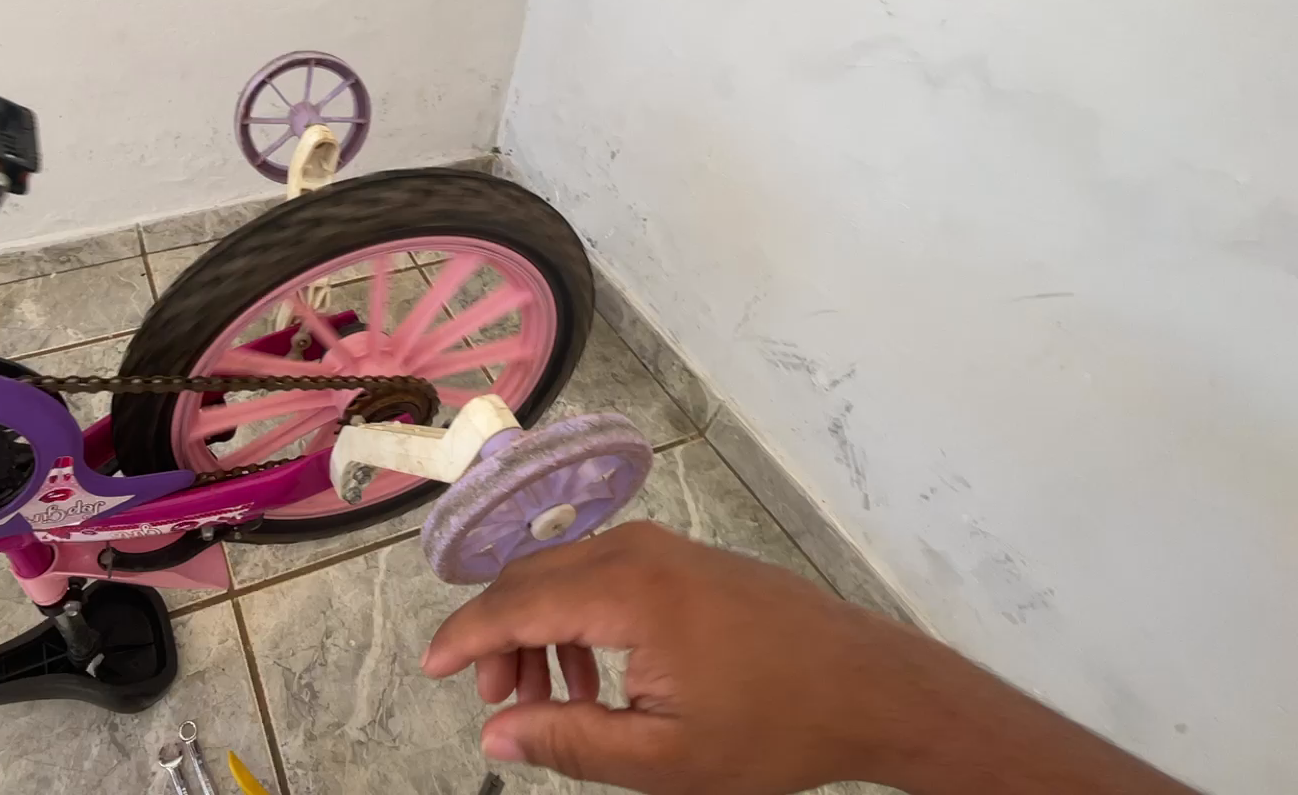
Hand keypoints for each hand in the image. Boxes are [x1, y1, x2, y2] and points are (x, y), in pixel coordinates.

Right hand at [421, 520, 1197, 794]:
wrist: (869, 681)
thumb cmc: (771, 727)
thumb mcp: (668, 759)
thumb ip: (571, 741)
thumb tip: (494, 734)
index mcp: (621, 590)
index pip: (515, 605)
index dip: (466, 637)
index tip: (431, 668)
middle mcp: (625, 547)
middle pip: (528, 579)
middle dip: (498, 637)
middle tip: (499, 702)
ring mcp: (649, 542)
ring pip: (557, 573)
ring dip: (535, 629)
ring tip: (549, 698)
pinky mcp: (667, 550)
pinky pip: (593, 572)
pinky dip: (572, 616)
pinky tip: (594, 673)